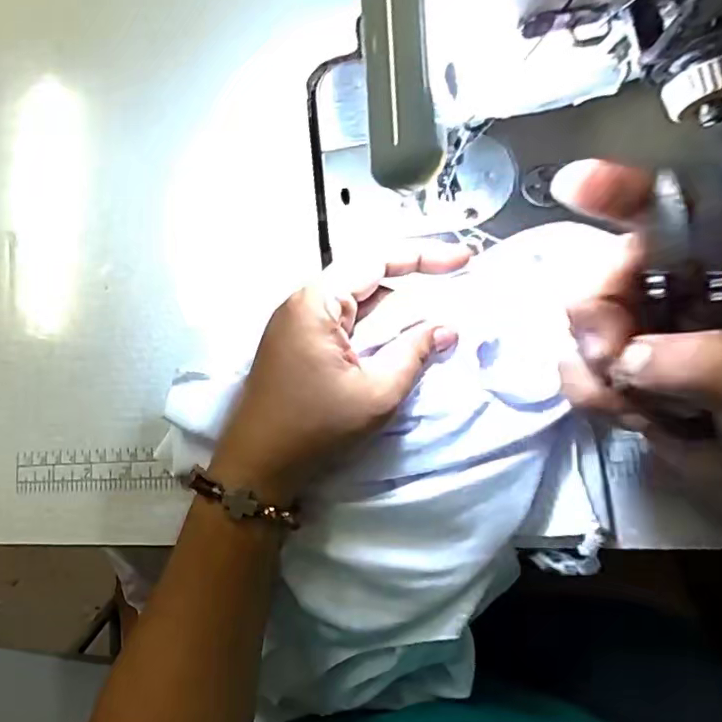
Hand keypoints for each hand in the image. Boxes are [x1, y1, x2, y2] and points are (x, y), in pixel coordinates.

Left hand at [209, 242, 468, 503]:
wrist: (257, 465)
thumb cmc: (315, 428)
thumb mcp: (376, 393)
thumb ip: (414, 354)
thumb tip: (446, 328)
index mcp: (316, 302)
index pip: (376, 260)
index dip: (424, 256)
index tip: (464, 259)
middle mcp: (303, 302)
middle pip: (366, 278)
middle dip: (412, 284)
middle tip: (456, 287)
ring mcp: (296, 323)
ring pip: (356, 302)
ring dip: (395, 310)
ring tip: (435, 319)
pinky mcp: (297, 343)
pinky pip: (343, 322)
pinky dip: (374, 327)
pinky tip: (399, 340)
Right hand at [551, 160, 721, 552]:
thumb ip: (719, 367)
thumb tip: (625, 356)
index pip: (701, 212)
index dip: (636, 194)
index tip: (573, 186)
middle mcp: (721, 289)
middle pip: (630, 264)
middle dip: (606, 307)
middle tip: (611, 358)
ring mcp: (677, 333)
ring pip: (597, 316)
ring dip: (598, 358)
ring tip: (635, 407)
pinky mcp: (646, 376)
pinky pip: (587, 365)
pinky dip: (593, 390)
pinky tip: (632, 419)